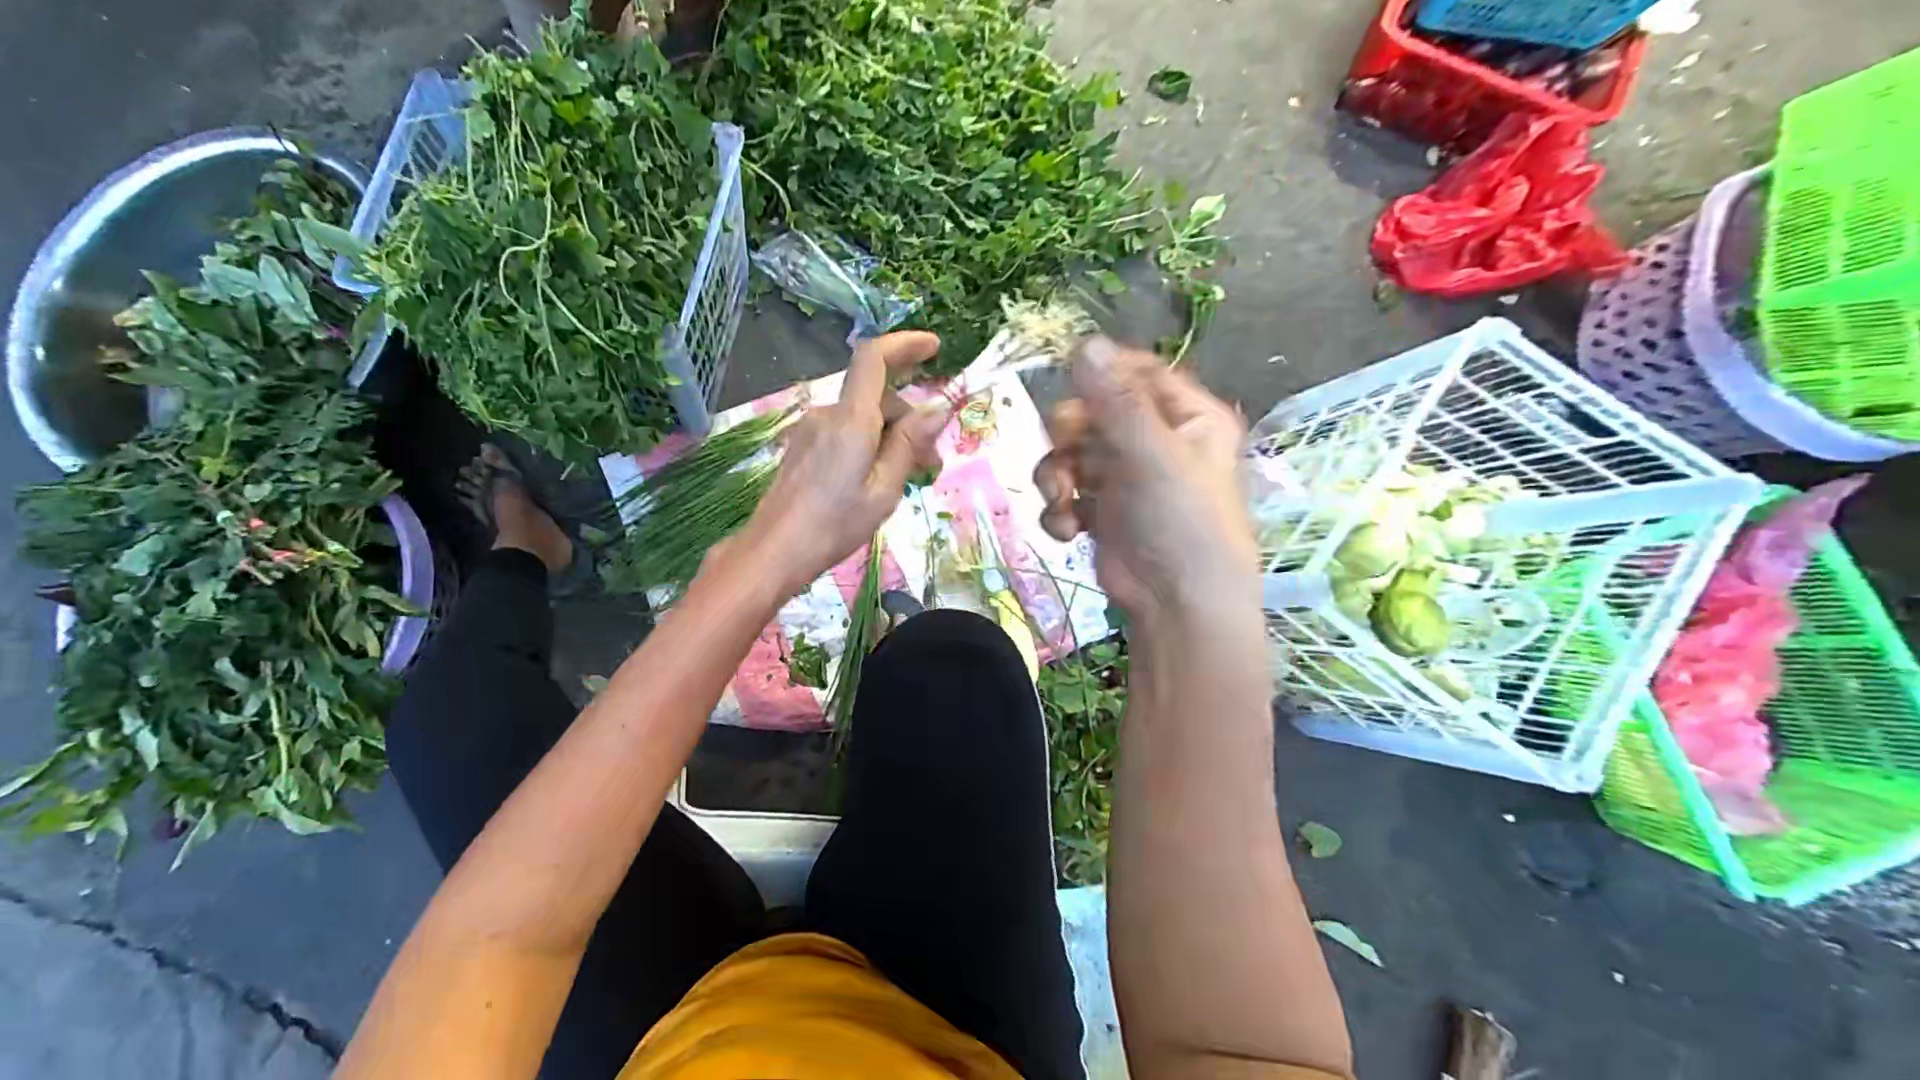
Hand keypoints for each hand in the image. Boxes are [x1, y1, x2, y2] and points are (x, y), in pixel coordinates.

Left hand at [738, 332, 950, 594]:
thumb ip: (908, 445)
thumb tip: (937, 409)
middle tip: (930, 464)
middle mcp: (828, 415)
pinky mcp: (803, 447)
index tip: (934, 348)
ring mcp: (811, 430)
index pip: (874, 359)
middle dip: (909, 420)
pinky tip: (874, 480)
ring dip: (890, 438)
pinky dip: (868, 446)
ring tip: (906, 479)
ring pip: (862, 419)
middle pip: (877, 397)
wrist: (774, 551)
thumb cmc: (834, 525)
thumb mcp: (883, 490)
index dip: (905, 344)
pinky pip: (845, 433)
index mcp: (851, 421)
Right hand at [1034, 337, 1258, 624]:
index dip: (1101, 375)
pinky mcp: (1102, 512)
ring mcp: (1125, 477)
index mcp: (1186, 417)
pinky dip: (1060, 510)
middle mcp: (1155, 441)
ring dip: (1057, 477)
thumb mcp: (1152, 455)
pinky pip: (1067, 492)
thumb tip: (1083, 343)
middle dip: (1070, 436)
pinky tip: (1069, 530)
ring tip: (1065, 503)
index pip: (1137, 373)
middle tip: (1068, 453)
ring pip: (1071, 453)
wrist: (1178, 606)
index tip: (1071, 383)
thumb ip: (1114, 401)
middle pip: (1093, 412)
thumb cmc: (1182, 522)